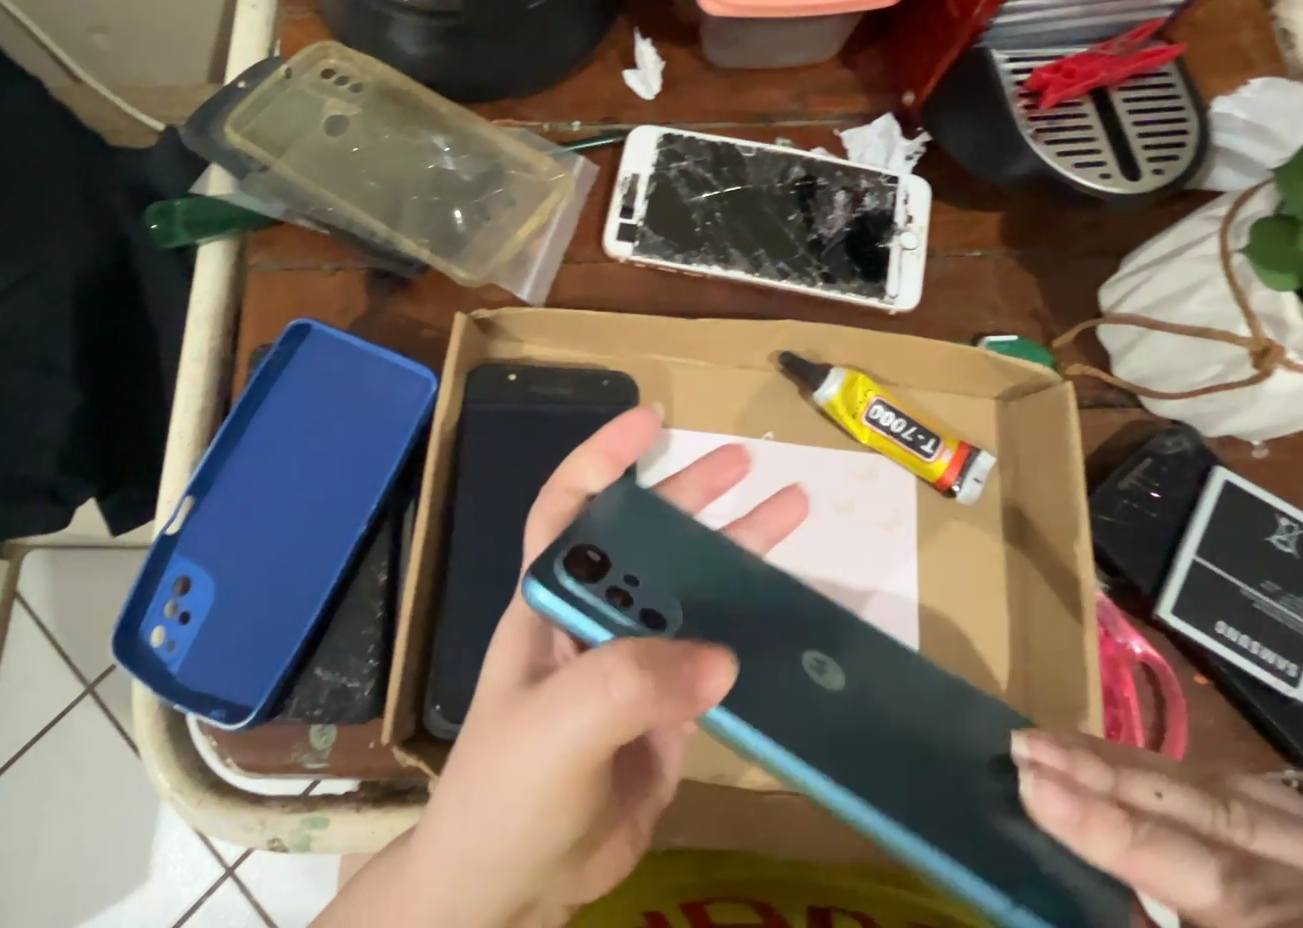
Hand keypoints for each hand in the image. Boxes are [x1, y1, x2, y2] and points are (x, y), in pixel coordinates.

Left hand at [331, 405, 806, 927]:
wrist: (516, 883)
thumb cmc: (511, 792)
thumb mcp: (558, 728)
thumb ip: (630, 684)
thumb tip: (720, 656)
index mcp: (548, 604)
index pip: (568, 510)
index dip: (602, 460)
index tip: (650, 422)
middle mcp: (592, 621)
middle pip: (644, 540)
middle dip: (690, 496)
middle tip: (748, 463)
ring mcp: (632, 665)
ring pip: (689, 593)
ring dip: (734, 553)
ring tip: (791, 512)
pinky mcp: (665, 711)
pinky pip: (712, 657)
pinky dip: (750, 630)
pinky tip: (788, 612)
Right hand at [1012, 730, 1302, 927]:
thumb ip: (1147, 922)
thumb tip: (1070, 890)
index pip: (1195, 866)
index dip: (1106, 827)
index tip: (1030, 784)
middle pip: (1211, 814)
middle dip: (1105, 775)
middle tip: (1021, 746)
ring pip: (1227, 789)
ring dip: (1129, 765)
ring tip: (1050, 744)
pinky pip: (1249, 790)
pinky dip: (1176, 774)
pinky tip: (1121, 762)